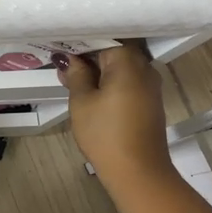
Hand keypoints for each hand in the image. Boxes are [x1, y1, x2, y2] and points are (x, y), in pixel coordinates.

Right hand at [59, 43, 176, 192]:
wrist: (138, 171)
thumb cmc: (105, 133)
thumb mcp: (82, 101)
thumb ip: (76, 75)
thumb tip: (69, 60)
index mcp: (128, 62)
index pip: (101, 41)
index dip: (79, 46)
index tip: (60, 53)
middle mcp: (145, 68)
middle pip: (114, 54)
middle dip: (89, 59)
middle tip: (63, 68)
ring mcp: (151, 87)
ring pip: (121, 70)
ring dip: (99, 73)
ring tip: (74, 82)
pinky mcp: (150, 103)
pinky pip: (128, 84)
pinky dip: (111, 84)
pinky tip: (92, 96)